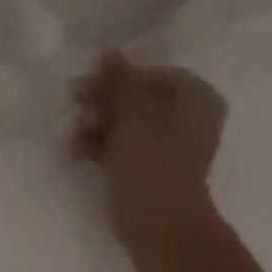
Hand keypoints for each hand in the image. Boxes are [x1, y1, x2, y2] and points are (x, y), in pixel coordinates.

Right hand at [73, 50, 228, 238]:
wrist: (158, 220)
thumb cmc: (152, 156)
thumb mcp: (133, 108)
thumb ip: (119, 78)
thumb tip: (108, 52)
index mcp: (197, 97)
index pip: (152, 74)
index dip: (117, 77)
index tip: (85, 84)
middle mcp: (189, 120)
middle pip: (138, 100)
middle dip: (103, 103)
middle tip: (74, 105)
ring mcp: (170, 149)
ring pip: (128, 126)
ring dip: (98, 126)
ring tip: (74, 134)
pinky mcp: (151, 174)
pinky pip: (124, 150)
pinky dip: (101, 147)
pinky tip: (76, 151)